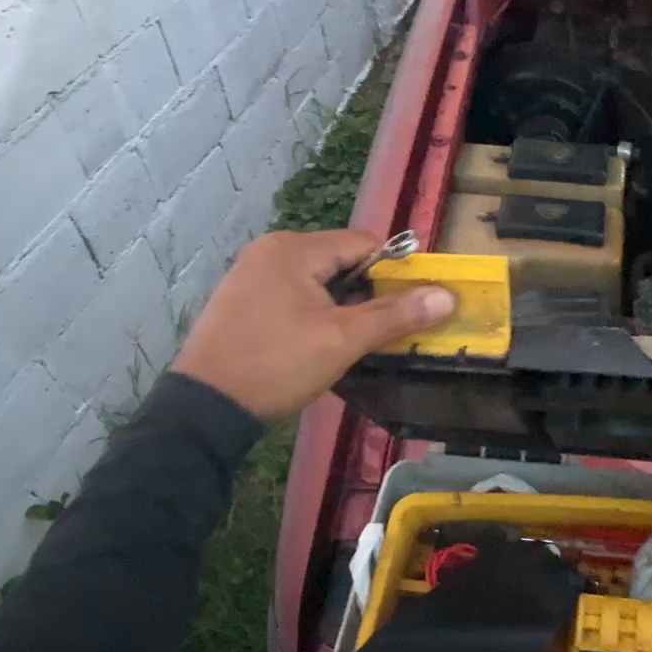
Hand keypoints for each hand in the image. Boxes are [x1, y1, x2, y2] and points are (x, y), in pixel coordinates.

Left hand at [172, 229, 453, 418]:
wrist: (204, 408)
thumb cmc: (277, 364)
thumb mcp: (343, 340)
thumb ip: (395, 315)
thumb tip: (446, 296)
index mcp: (294, 248)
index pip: (364, 243)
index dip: (394, 272)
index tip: (410, 306)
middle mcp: (271, 250)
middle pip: (342, 260)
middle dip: (368, 292)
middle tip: (384, 329)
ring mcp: (252, 274)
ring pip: (320, 280)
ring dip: (344, 305)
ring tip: (354, 341)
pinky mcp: (243, 300)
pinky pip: (295, 294)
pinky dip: (317, 312)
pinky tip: (320, 343)